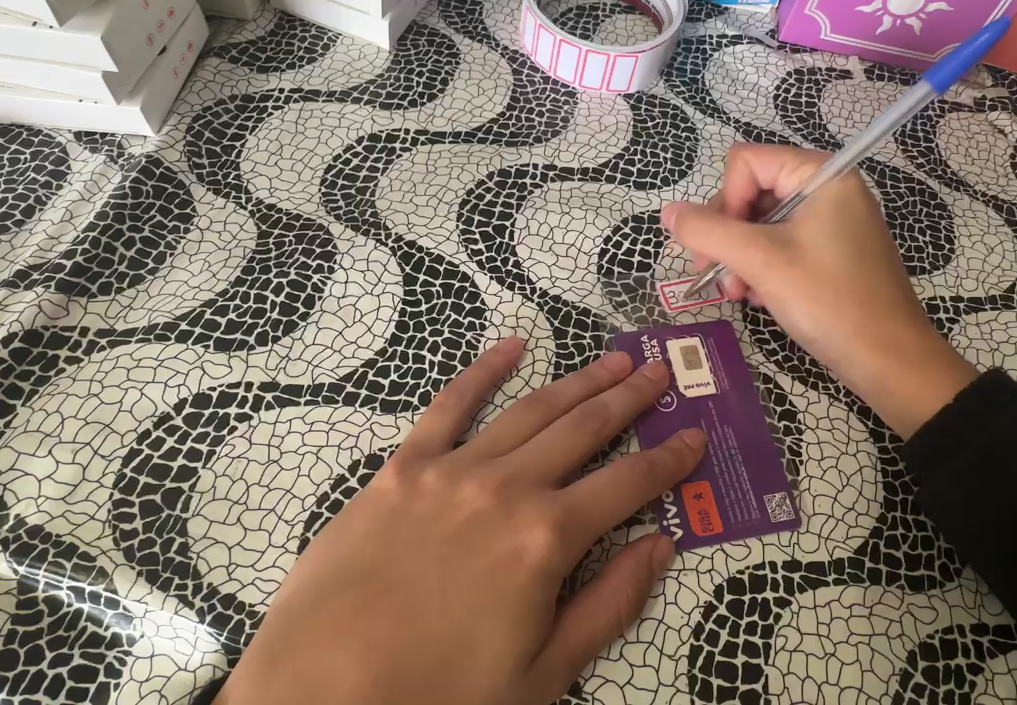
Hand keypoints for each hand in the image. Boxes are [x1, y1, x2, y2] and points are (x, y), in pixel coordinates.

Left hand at [221, 338, 706, 704]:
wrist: (320, 693)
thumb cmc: (439, 694)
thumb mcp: (541, 675)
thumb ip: (609, 604)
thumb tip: (662, 544)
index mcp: (547, 539)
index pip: (628, 485)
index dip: (669, 459)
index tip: (696, 435)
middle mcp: (508, 487)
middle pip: (584, 429)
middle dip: (629, 399)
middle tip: (659, 372)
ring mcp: (454, 468)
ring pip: (531, 410)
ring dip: (577, 382)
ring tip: (613, 360)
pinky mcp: (405, 466)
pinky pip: (450, 406)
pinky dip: (483, 372)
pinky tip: (511, 348)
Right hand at [663, 144, 977, 436]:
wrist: (891, 363)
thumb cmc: (829, 301)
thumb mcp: (760, 262)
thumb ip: (707, 231)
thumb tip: (669, 213)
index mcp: (822, 175)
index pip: (746, 163)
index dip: (725, 201)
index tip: (724, 245)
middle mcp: (829, 189)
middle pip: (751, 191)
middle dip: (728, 234)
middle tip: (715, 275)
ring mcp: (832, 221)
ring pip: (761, 222)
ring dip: (739, 256)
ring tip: (736, 293)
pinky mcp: (832, 251)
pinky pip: (781, 244)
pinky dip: (761, 267)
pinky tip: (755, 297)